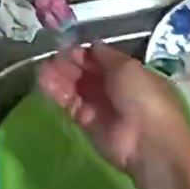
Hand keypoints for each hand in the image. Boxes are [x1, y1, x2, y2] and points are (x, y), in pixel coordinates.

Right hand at [37, 43, 189, 173]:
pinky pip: (68, 103)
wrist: (148, 142)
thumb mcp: (128, 67)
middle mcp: (113, 89)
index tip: (67, 46)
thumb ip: (105, 55)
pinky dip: (55, 92)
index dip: (83, 53)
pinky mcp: (85, 122)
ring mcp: (99, 106)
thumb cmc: (143, 98)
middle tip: (51, 57)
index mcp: (129, 75)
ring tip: (41, 69)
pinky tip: (42, 81)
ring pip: (74, 87)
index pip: (100, 60)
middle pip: (84, 72)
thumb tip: (91, 46)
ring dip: (58, 76)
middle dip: (68, 63)